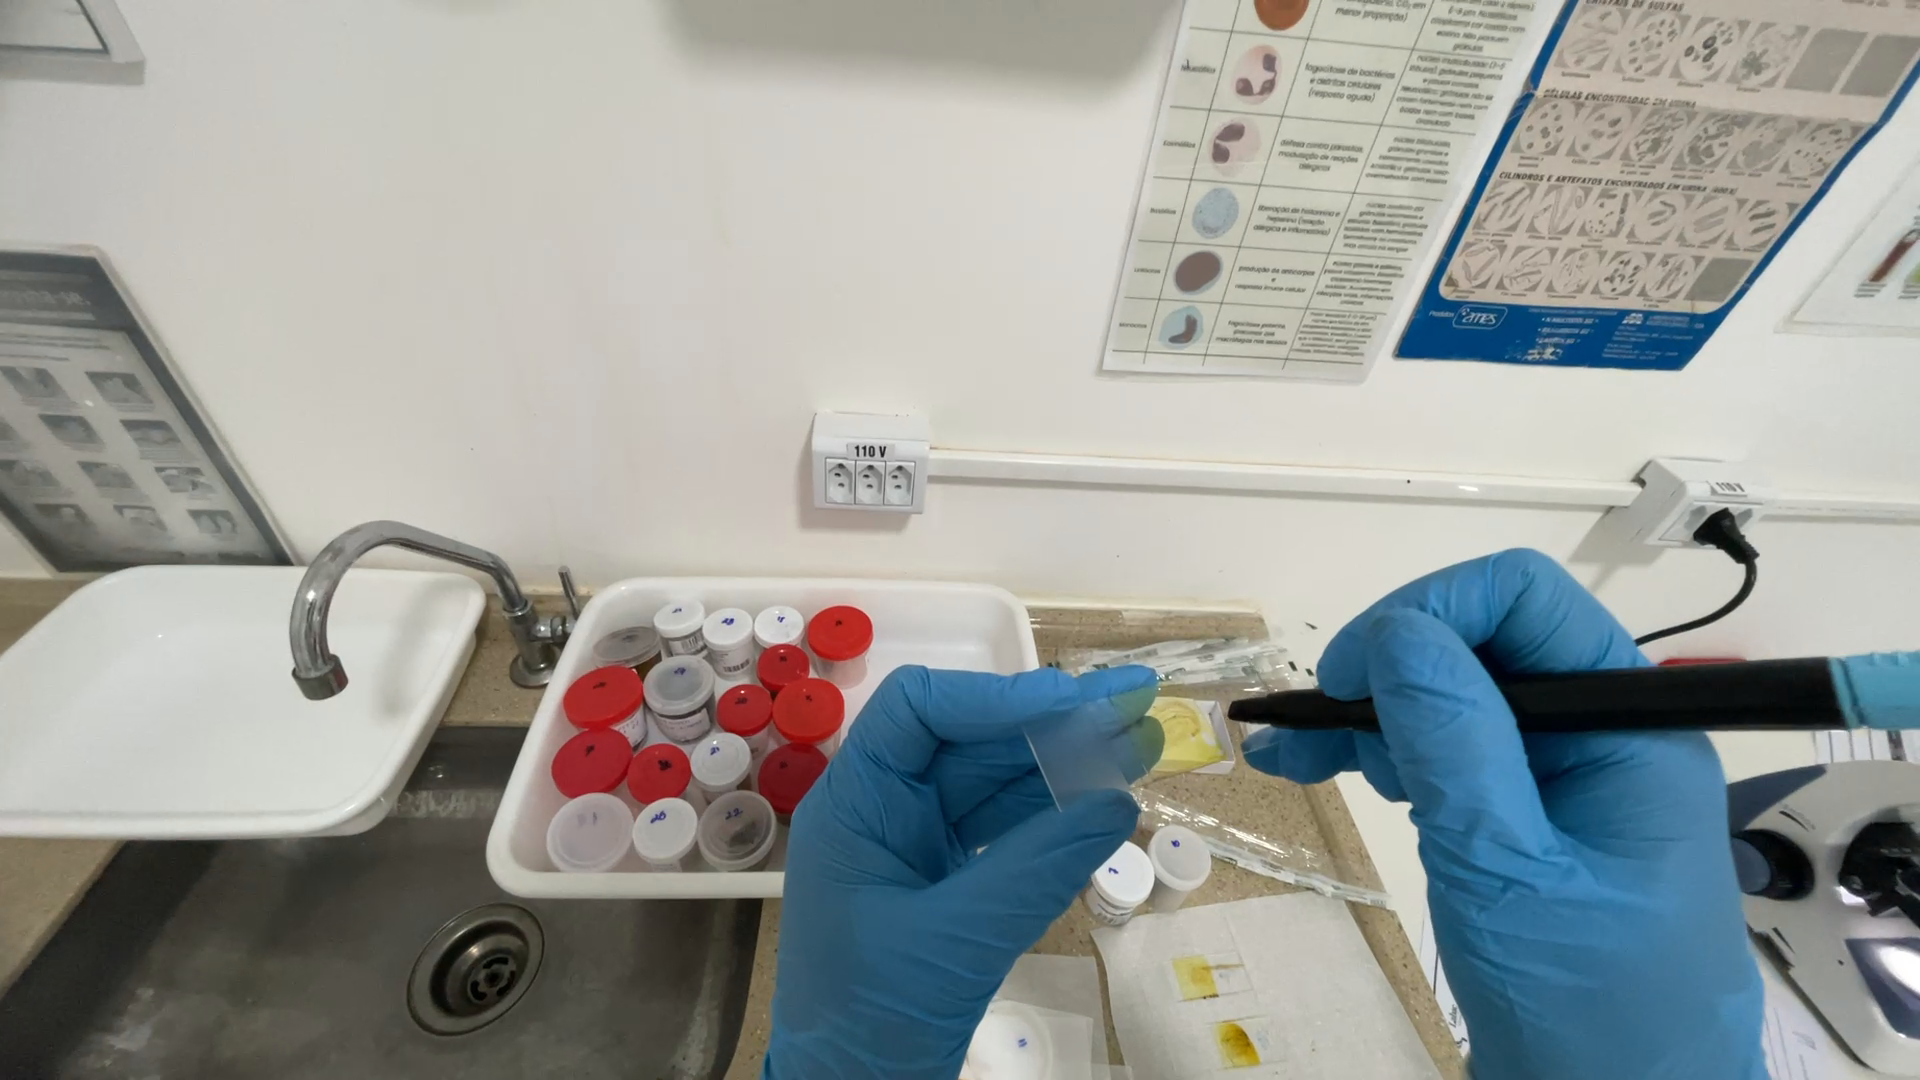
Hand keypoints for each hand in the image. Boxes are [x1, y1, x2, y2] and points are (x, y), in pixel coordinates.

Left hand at [764, 666, 1148, 1079]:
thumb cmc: (872, 1023)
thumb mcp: (952, 941)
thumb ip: (1034, 869)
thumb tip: (1116, 806)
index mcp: (857, 800)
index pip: (919, 710)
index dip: (993, 696)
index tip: (1068, 700)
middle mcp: (890, 803)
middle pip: (973, 737)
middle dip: (1051, 719)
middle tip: (1130, 698)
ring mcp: (923, 835)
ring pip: (999, 777)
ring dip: (1068, 758)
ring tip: (1140, 738)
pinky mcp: (953, 870)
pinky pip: (1009, 823)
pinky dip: (1059, 809)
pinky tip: (1110, 794)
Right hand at [1244, 550, 1763, 1079]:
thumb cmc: (1582, 1004)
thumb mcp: (1505, 864)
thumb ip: (1454, 738)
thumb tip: (1395, 631)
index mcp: (1620, 728)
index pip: (1521, 600)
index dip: (1425, 610)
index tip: (1349, 672)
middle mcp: (1583, 731)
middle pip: (1465, 642)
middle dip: (1376, 667)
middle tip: (1309, 714)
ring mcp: (1539, 769)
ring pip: (1430, 693)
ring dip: (1352, 711)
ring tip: (1281, 748)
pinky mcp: (1500, 804)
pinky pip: (1423, 746)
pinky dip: (1358, 747)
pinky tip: (1301, 763)